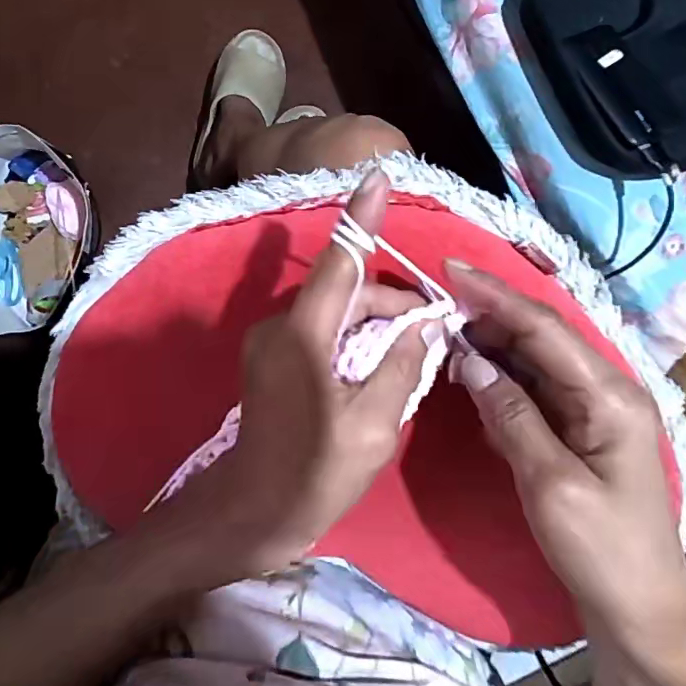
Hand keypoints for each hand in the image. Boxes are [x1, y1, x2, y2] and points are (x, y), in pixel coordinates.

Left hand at [171, 169, 441, 579]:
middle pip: (344, 291)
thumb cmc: (315, 471)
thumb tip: (422, 326)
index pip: (339, 261)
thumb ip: (401, 365)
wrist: (253, 510)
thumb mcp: (373, 423)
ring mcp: (269, 341)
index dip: (361, 216)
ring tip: (410, 353)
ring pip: (333, 312)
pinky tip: (377, 364)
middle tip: (432, 331)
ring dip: (372, 324)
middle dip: (390, 304)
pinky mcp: (270, 358)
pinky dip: (351, 338)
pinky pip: (319, 331)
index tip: (378, 175)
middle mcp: (280, 325)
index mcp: (304, 334)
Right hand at [444, 261, 685, 653]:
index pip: (544, 329)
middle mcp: (603, 390)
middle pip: (539, 336)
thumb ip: (511, 415)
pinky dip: (498, 376)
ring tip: (445, 332)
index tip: (450, 270)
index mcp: (609, 395)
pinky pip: (530, 388)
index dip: (495, 295)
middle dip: (488, 314)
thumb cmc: (601, 550)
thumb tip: (470, 359)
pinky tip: (469, 372)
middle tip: (436, 302)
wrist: (637, 613)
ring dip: (489, 343)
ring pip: (532, 359)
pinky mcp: (574, 429)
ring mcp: (589, 409)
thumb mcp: (550, 484)